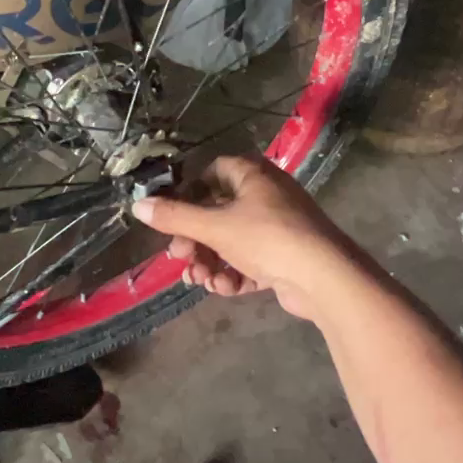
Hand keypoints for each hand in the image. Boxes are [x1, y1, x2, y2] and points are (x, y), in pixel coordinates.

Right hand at [131, 154, 366, 321]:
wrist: (326, 278)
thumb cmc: (267, 239)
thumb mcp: (214, 227)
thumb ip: (174, 217)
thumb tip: (137, 205)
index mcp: (252, 175)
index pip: (212, 172)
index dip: (189, 193)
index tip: (172, 217)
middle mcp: (267, 195)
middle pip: (218, 212)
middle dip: (196, 239)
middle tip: (180, 258)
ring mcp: (279, 227)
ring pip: (231, 241)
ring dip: (211, 261)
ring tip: (201, 281)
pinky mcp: (286, 257)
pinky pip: (250, 260)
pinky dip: (234, 274)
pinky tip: (225, 289)